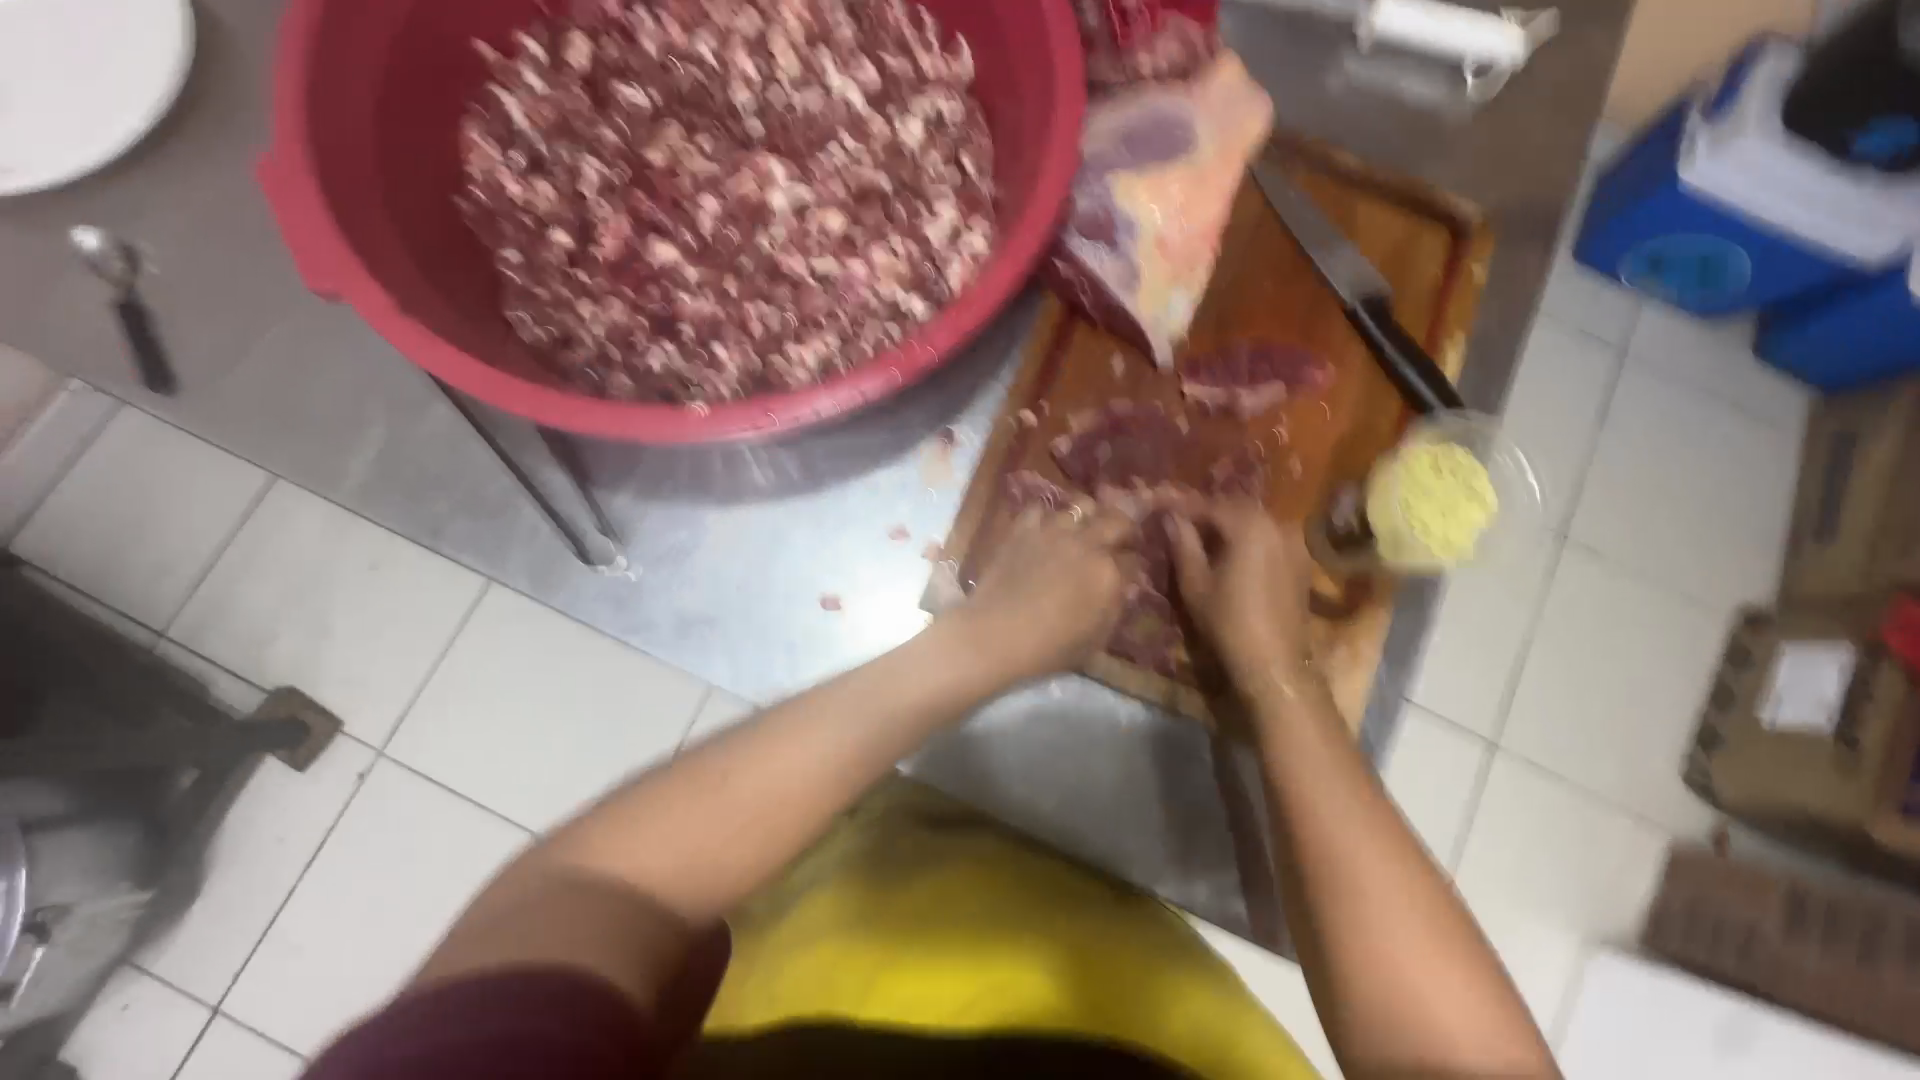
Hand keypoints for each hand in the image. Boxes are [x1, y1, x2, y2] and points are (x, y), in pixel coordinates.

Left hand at [945, 503, 1132, 683]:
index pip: (1134, 560)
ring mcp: (1053, 532)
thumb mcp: (1095, 639)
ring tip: (1082, 528)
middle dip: (1124, 526)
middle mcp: (1087, 544)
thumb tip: (1126, 588)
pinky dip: (1046, 516)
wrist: (995, 635)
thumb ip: (1115, 608)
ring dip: (1087, 516)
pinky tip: (1044, 530)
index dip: (1134, 566)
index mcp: (1108, 574)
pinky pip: (1040, 509)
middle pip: (1118, 519)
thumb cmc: (1049, 648)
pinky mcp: (1023, 529)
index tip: (1129, 572)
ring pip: (1082, 505)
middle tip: (1119, 536)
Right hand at [1168, 500, 1313, 680]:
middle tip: (1180, 521)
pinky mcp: (1301, 560)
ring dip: (1228, 525)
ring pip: (1254, 522)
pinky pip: (1269, 538)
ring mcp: (1294, 542)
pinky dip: (1248, 538)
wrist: (1274, 662)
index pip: (1210, 505)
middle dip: (1207, 513)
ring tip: (1202, 537)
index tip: (1161, 507)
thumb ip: (1183, 544)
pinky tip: (1230, 554)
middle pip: (1235, 508)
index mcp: (1249, 526)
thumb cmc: (1228, 622)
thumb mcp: (1195, 583)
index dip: (1183, 506)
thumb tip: (1172, 518)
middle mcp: (1277, 524)